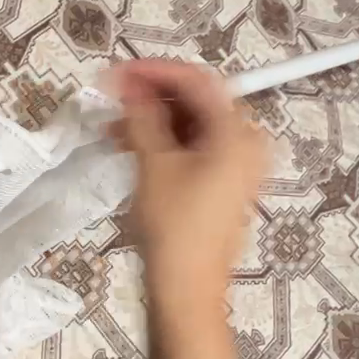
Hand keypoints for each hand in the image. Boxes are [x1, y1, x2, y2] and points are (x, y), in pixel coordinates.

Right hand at [110, 60, 269, 312]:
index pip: (197, 81)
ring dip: (153, 120)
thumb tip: (130, 85)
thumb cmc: (173, 225)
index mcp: (238, 133)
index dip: (154, 72)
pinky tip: (131, 147)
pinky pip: (193, 148)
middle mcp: (246, 143)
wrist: (186, 287)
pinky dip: (163, 142)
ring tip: (113, 128)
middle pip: (197, 102)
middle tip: (112, 98)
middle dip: (152, 97)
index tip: (116, 72)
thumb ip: (142, 116)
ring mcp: (237, 165)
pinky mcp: (222, 184)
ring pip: (191, 126)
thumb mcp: (153, 164)